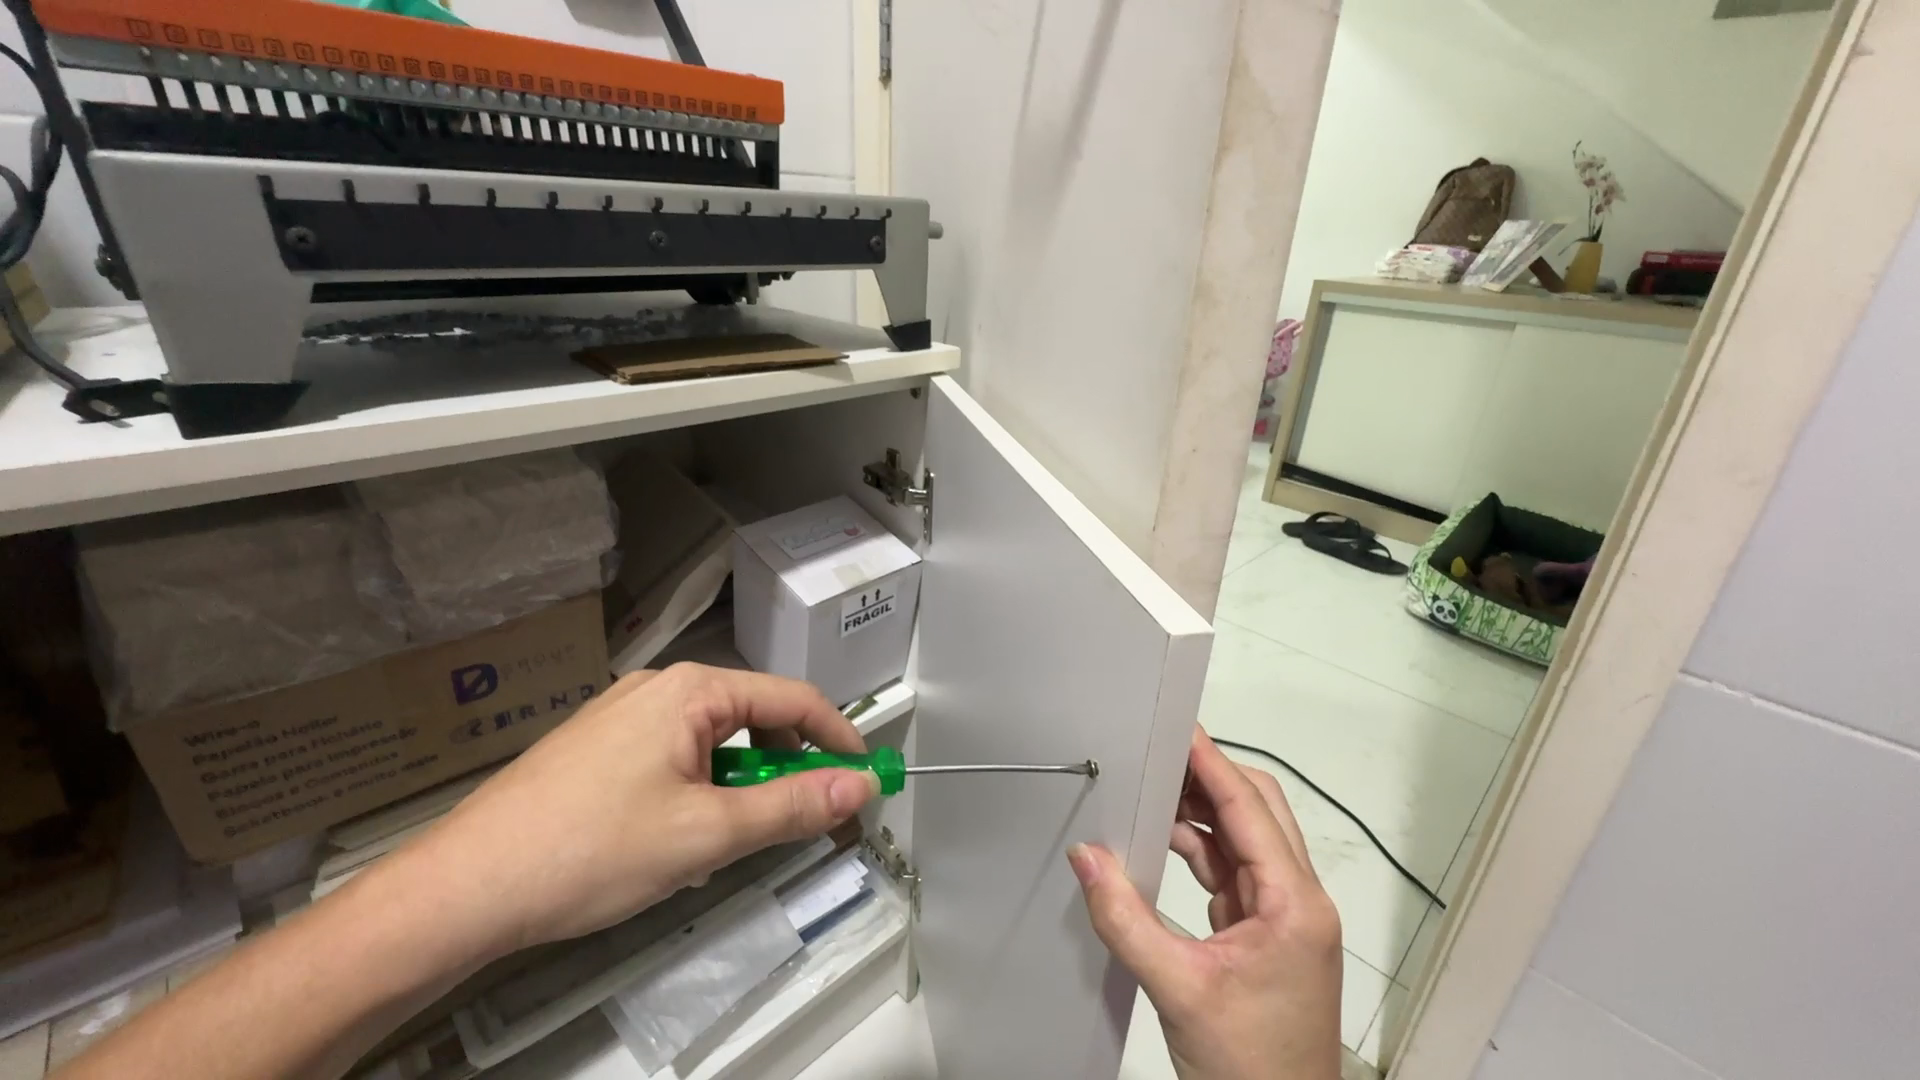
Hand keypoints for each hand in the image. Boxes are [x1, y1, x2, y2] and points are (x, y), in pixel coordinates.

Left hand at [382, 663, 878, 959]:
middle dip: (787, 768)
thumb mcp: (708, 833)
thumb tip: (861, 786)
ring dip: (740, 784)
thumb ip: (793, 807)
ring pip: (713, 742)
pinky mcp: (599, 745)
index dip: (838, 737)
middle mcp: (660, 687)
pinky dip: (701, 788)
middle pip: (753, 718)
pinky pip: (676, 755)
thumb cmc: (591, 851)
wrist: (463, 888)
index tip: (865, 779)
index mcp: (692, 690)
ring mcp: (623, 714)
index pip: (793, 699)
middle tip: (804, 821)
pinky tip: (678, 836)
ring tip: (728, 840)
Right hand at [1068, 731, 1342, 1079]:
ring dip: (1202, 812)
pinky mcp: (1264, 933)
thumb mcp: (1178, 989)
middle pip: (1258, 813)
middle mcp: (1298, 900)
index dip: (1212, 763)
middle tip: (1159, 755)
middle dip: (1210, 778)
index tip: (1178, 727)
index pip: (1250, 809)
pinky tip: (1163, 840)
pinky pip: (1231, 872)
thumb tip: (1085, 856)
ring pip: (1244, 840)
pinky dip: (1198, 849)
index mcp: (1294, 904)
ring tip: (1152, 789)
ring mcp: (1283, 917)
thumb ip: (1126, 919)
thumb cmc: (1247, 1064)